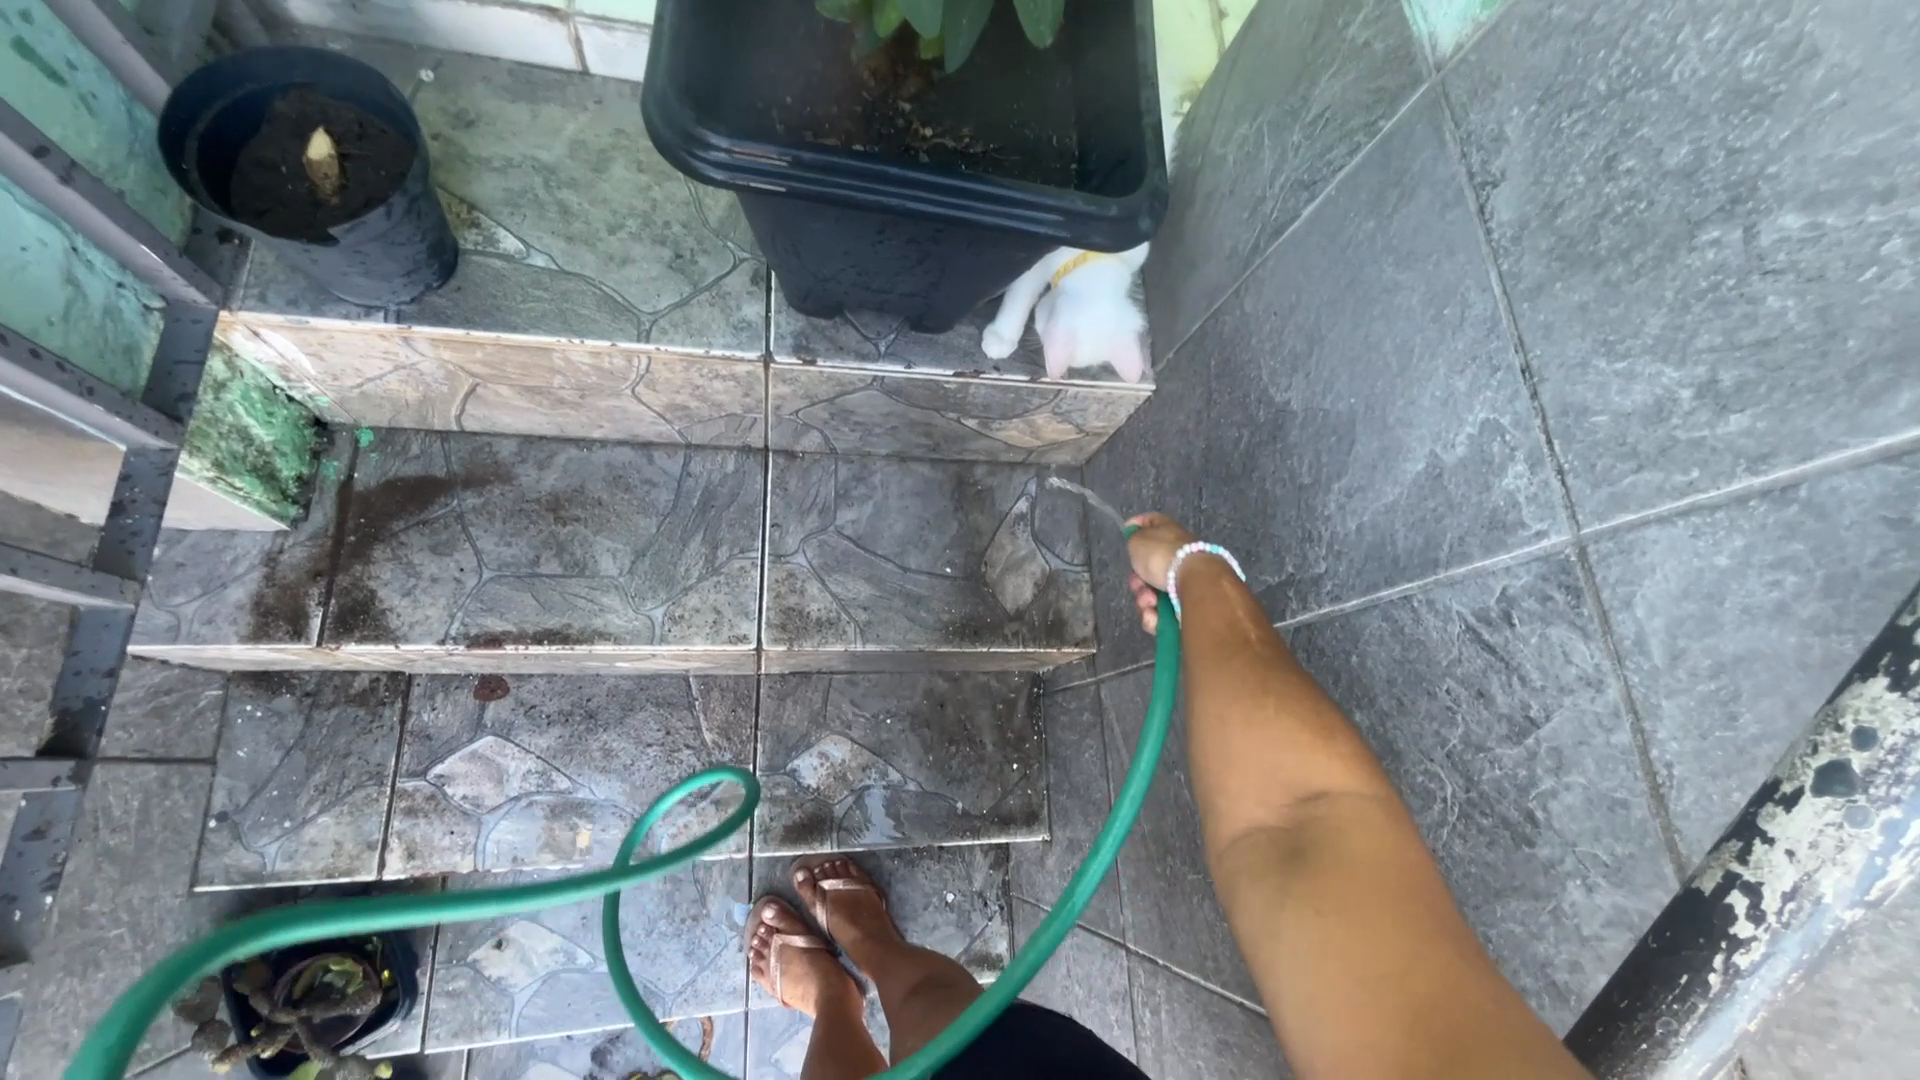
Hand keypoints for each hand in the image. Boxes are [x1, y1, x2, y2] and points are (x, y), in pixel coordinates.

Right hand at [1125, 512, 1196, 635]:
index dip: (1137, 525)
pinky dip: (1155, 616)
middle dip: (1137, 581)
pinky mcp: (1186, 605)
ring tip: (1150, 603)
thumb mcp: (1139, 541)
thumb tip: (1137, 539)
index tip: (1125, 532)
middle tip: (1139, 585)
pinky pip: (1161, 613)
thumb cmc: (1164, 555)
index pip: (1150, 521)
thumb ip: (1134, 539)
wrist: (1197, 581)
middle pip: (1147, 568)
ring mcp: (1183, 580)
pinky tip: (1155, 616)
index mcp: (1168, 532)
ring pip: (1151, 594)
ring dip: (1144, 600)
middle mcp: (1176, 554)